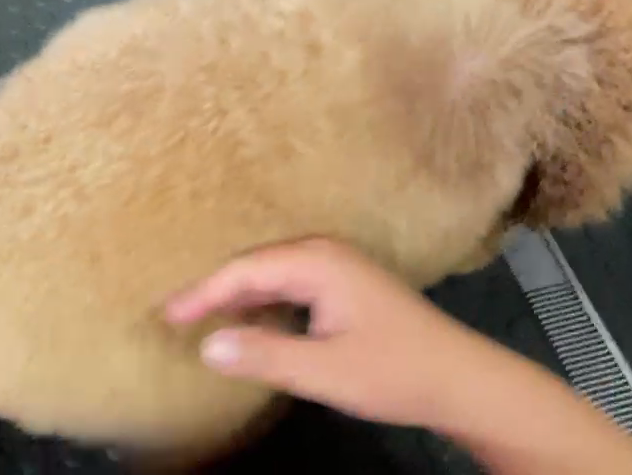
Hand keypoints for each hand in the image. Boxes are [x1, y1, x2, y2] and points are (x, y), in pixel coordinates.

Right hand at [164, 238, 469, 430]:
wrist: (463, 379)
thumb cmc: (397, 371)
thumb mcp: (328, 371)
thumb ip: (267, 356)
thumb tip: (208, 346)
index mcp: (315, 261)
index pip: (244, 271)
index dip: (203, 292)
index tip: (167, 312)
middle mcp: (321, 252)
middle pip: (254, 267)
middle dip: (214, 290)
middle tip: (174, 313)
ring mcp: (334, 265)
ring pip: (270, 275)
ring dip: (237, 295)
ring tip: (201, 315)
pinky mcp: (342, 284)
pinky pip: (288, 285)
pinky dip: (261, 302)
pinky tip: (249, 321)